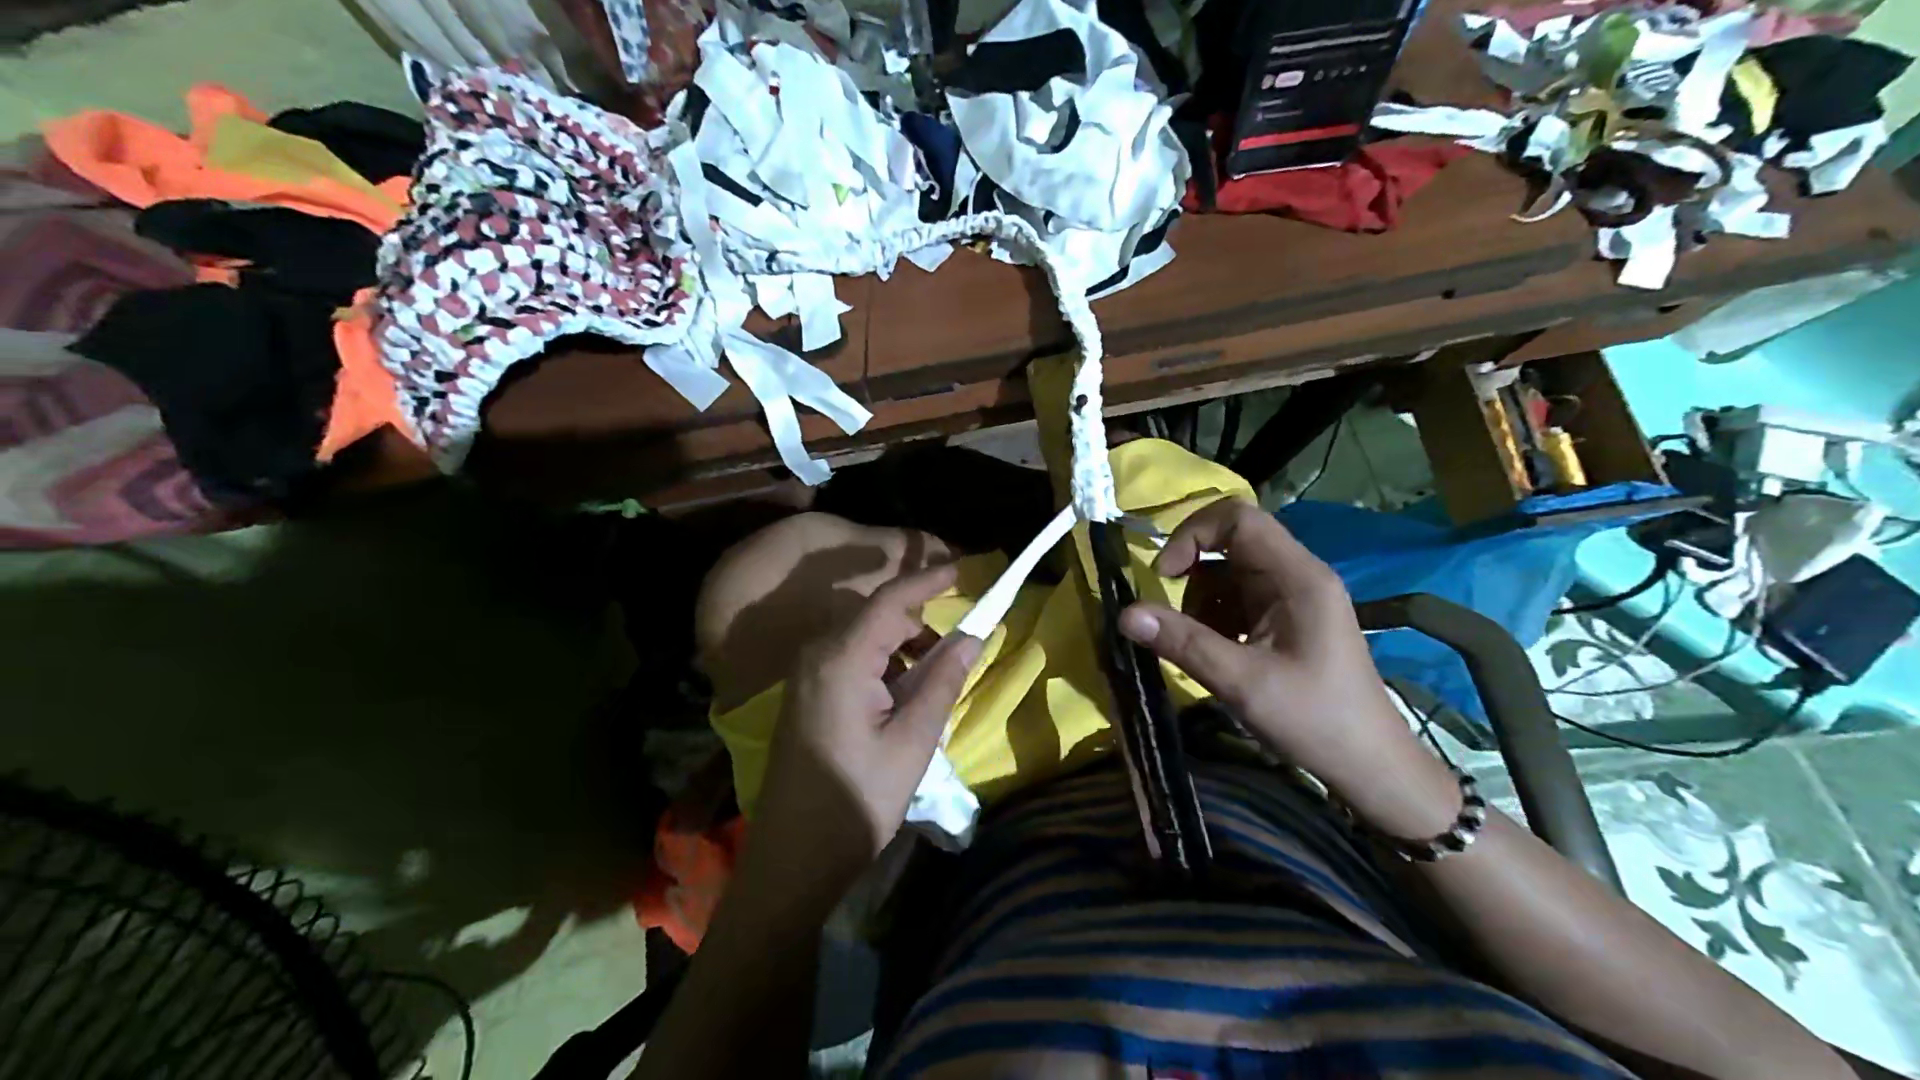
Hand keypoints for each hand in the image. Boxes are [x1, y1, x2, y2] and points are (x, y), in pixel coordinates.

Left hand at [744, 564, 981, 905]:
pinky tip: (905, 691)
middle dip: (920, 618)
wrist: (794, 857)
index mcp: (840, 658)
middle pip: (875, 614)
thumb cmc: (858, 799)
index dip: (928, 580)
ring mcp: (806, 673)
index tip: (965, 569)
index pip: (890, 600)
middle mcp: (816, 654)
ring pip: (864, 636)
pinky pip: (850, 657)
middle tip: (961, 638)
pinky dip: (883, 661)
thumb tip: (973, 636)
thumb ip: (943, 680)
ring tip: (937, 672)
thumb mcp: (913, 740)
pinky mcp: (806, 692)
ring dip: (903, 643)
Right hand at [1119, 499, 1457, 839]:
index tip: (1164, 575)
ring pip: (1230, 572)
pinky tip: (1217, 653)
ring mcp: (1293, 597)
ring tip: (1198, 643)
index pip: (1238, 518)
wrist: (1369, 764)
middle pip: (1231, 542)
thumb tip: (1125, 615)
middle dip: (1192, 571)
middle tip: (1172, 614)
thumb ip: (1183, 643)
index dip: (1192, 534)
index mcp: (1298, 577)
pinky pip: (1239, 598)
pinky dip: (1215, 617)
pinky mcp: (1287, 619)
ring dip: (1201, 599)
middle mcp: (1298, 575)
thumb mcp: (1241, 682)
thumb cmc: (1314, 719)